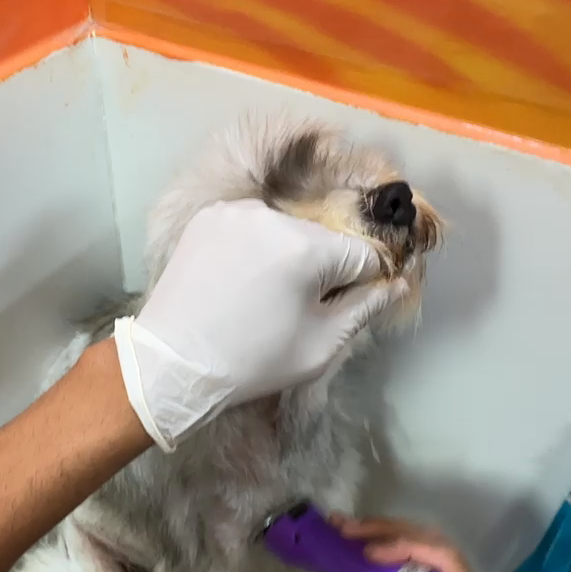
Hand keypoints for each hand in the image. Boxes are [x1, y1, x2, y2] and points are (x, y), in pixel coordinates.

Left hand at [115, 199, 403, 448]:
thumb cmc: (252, 360)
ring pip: (286, 229)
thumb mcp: (320, 346)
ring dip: (287, 253)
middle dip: (322, 267)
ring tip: (263, 293)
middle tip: (296, 306)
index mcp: (305, 246)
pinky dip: (254, 244)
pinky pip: (251, 225)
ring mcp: (235, 211)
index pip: (361, 254)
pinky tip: (239, 276)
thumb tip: (397, 283)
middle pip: (322, 238)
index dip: (362, 281)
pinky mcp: (208, 216)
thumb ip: (365, 308)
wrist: (172, 360)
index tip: (344, 304)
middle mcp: (271, 215)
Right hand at [326, 516, 503, 571]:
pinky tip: (365, 555)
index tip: (366, 553)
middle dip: (388, 533)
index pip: (443, 560)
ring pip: (426, 556)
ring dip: (387, 540)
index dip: (403, 547)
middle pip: (433, 548)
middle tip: (346, 528)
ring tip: (349, 532)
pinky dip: (392, 562)